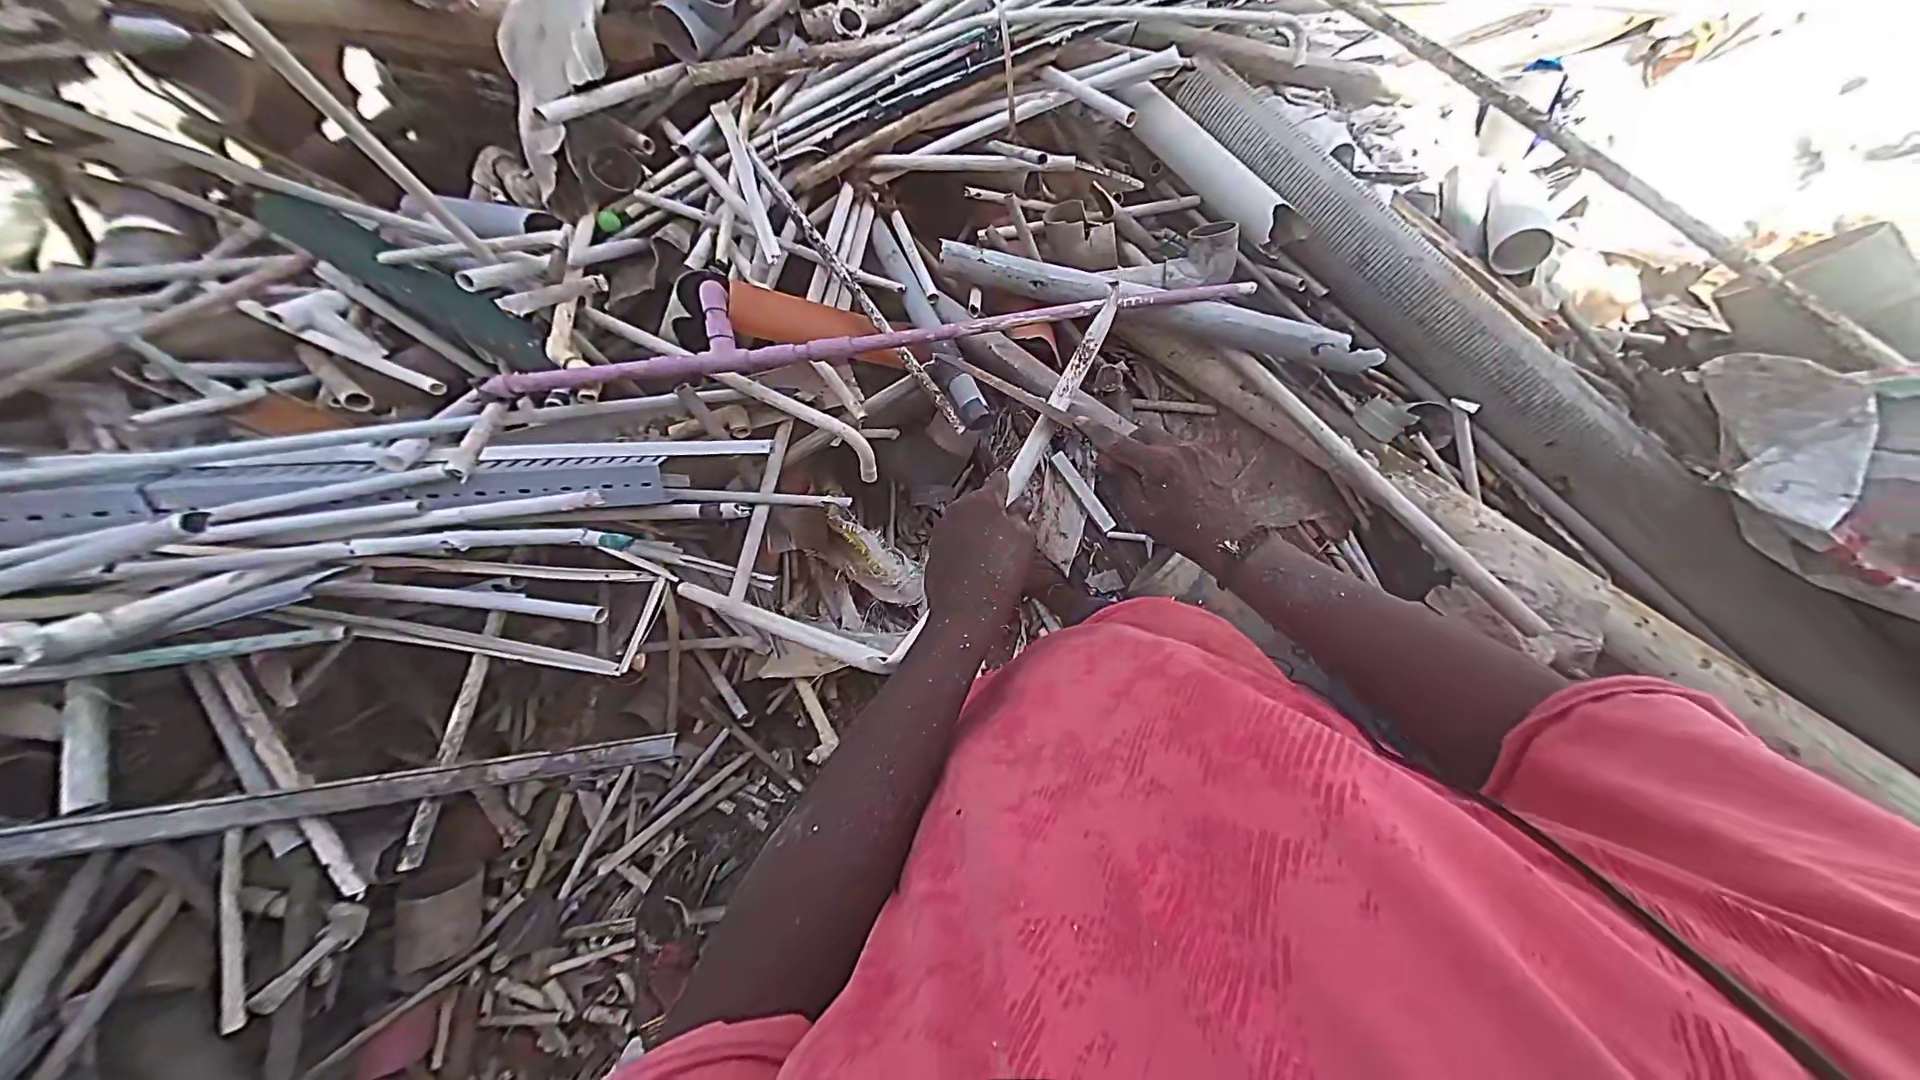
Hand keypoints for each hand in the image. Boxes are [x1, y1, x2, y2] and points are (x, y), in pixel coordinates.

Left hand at [925, 472, 1038, 625]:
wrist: (966, 612)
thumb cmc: (994, 578)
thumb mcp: (1024, 540)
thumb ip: (1021, 516)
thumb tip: (1020, 510)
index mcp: (980, 501)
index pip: (999, 480)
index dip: (1012, 482)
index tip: (1016, 481)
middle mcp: (955, 512)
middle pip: (980, 504)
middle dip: (995, 514)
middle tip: (1013, 533)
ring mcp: (941, 533)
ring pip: (966, 525)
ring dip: (980, 535)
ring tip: (998, 559)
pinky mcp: (934, 553)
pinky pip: (955, 545)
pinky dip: (967, 553)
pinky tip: (981, 570)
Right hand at [1097, 428, 1257, 578]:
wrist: (1225, 536)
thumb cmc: (1183, 529)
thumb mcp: (1139, 511)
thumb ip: (1120, 481)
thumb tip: (1106, 460)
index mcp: (1156, 463)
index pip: (1118, 442)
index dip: (1097, 432)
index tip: (1084, 423)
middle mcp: (1176, 449)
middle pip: (1141, 432)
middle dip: (1129, 444)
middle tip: (1124, 465)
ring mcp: (1194, 449)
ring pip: (1161, 438)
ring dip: (1151, 450)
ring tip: (1153, 479)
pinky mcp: (1207, 454)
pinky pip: (1180, 446)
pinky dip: (1170, 456)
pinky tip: (1173, 480)